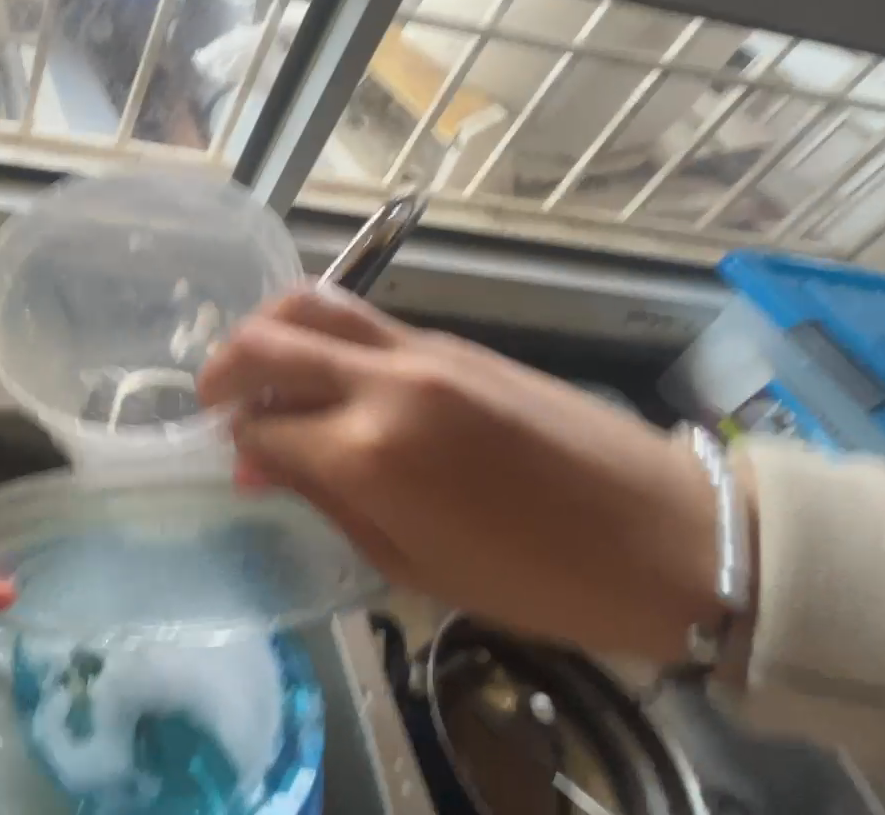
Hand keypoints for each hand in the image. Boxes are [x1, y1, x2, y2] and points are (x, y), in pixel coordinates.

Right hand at [198, 287, 740, 663]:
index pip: (261, 427)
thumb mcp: (410, 562)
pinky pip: (357, 318)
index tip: (231, 458)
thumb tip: (254, 465)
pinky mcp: (449, 340)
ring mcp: (418, 350)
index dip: (234, 443)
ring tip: (255, 367)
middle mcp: (383, 384)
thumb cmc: (535, 579)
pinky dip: (315, 334)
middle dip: (222, 369)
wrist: (671, 534)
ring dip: (264, 330)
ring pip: (309, 305)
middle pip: (267, 342)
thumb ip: (321, 499)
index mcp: (369, 454)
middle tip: (213, 400)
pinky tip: (321, 373)